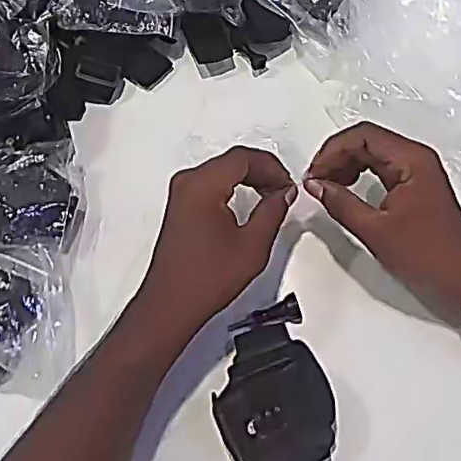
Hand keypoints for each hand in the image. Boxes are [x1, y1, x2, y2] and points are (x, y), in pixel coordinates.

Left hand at [129, 146, 296, 337]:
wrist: (173, 302)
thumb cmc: (203, 280)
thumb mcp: (253, 245)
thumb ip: (273, 211)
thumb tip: (283, 193)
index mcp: (202, 186)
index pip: (242, 157)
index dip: (271, 166)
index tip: (287, 181)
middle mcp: (187, 183)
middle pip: (231, 161)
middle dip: (261, 170)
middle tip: (283, 188)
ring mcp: (181, 192)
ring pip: (221, 170)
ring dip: (248, 178)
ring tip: (271, 196)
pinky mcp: (180, 204)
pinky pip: (210, 182)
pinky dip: (232, 187)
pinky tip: (250, 202)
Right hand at [305, 122, 460, 316]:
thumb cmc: (429, 255)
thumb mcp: (376, 231)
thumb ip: (340, 203)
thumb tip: (315, 185)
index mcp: (410, 160)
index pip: (362, 136)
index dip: (332, 151)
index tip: (314, 173)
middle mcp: (415, 158)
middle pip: (366, 141)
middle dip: (336, 157)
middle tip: (316, 180)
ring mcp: (416, 170)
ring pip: (371, 153)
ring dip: (345, 165)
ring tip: (326, 186)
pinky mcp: (415, 184)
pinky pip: (379, 167)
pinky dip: (358, 174)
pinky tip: (344, 190)